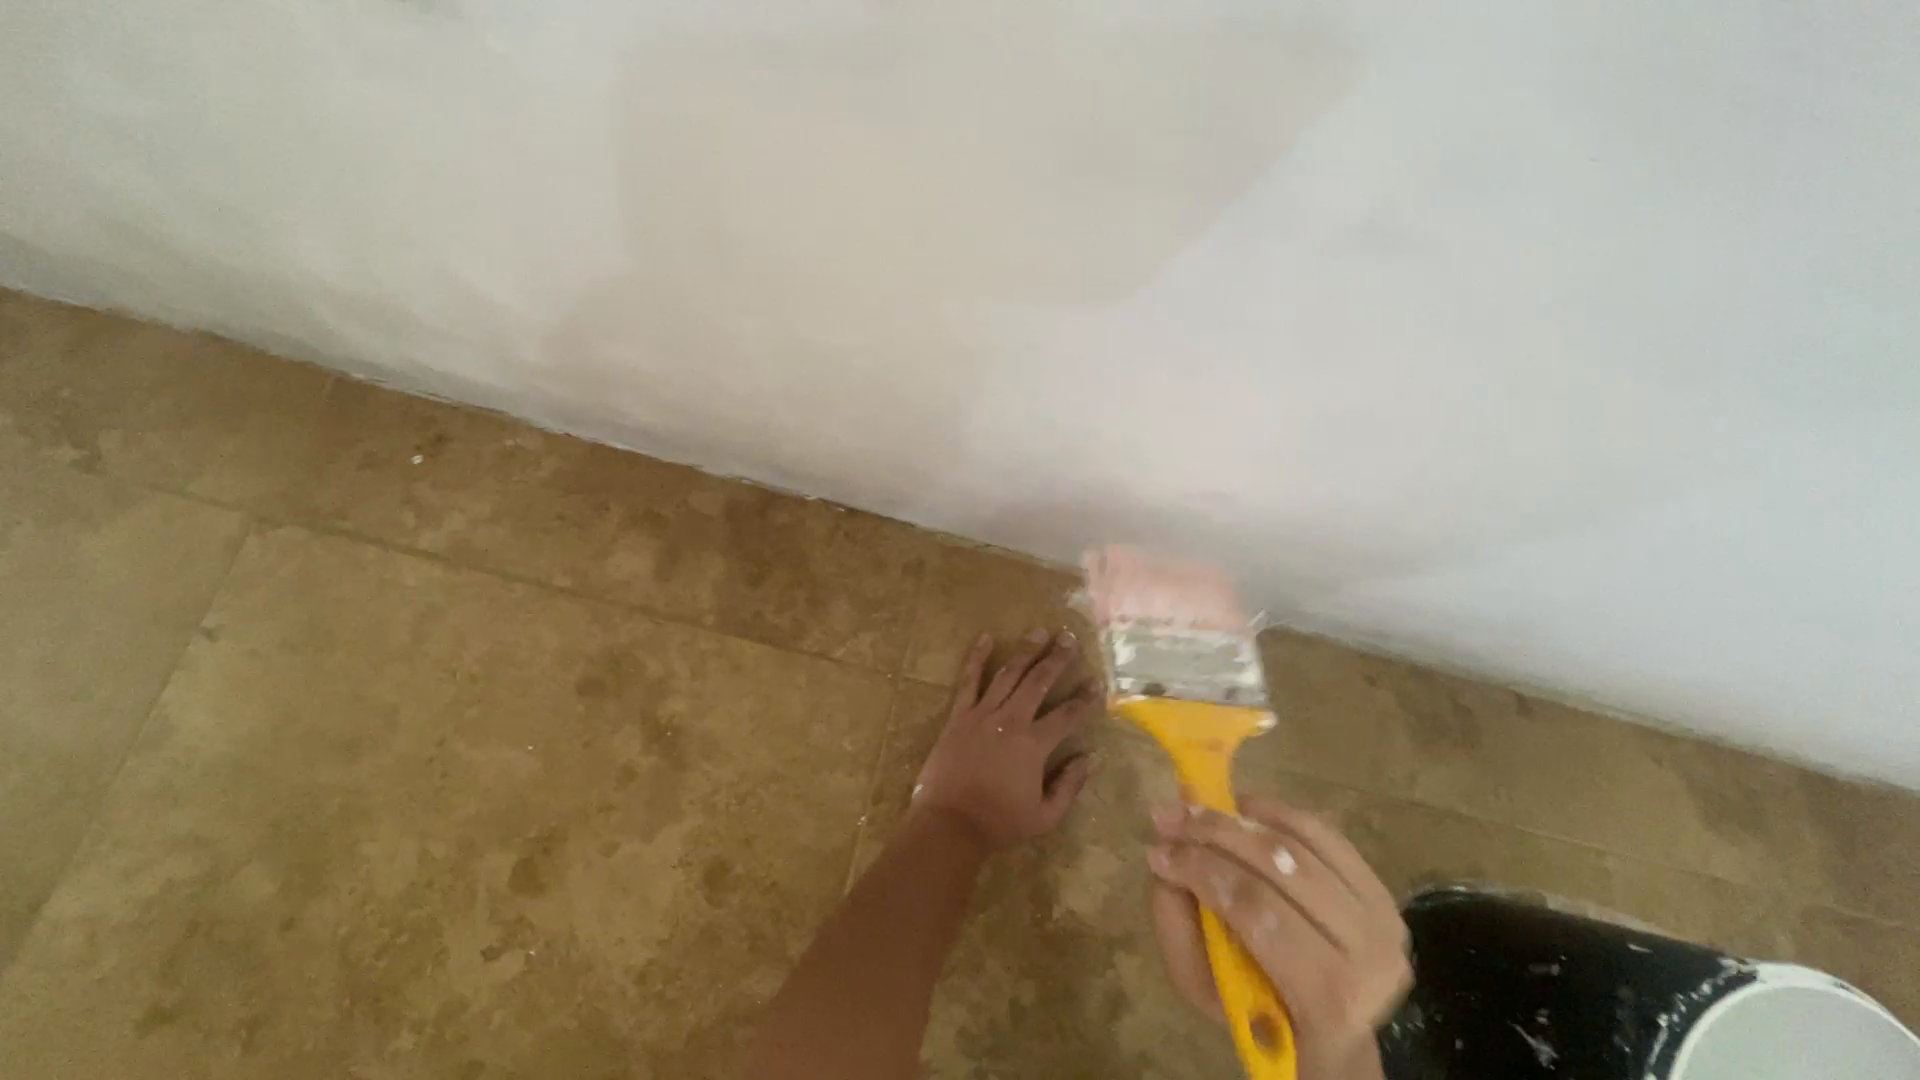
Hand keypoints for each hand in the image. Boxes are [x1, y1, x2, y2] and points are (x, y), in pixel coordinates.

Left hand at [910, 628, 1100, 851]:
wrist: (948, 823)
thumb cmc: (998, 823)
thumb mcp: (1045, 815)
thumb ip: (1069, 785)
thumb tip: (1089, 757)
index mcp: (1034, 745)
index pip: (1067, 715)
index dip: (1085, 699)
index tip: (1097, 684)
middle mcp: (1011, 720)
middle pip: (1038, 682)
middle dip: (1057, 659)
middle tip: (1070, 638)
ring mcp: (982, 714)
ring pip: (1008, 674)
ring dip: (1025, 651)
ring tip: (1039, 631)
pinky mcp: (958, 716)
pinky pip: (969, 681)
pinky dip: (977, 658)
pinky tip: (985, 638)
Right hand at [1147, 800, 1410, 1079]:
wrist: (1344, 1032)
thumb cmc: (1268, 1019)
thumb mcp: (1212, 996)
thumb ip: (1180, 934)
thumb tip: (1163, 865)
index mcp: (1326, 996)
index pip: (1258, 912)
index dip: (1203, 872)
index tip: (1156, 852)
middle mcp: (1366, 951)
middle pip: (1280, 869)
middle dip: (1213, 834)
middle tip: (1166, 818)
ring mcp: (1379, 914)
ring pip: (1300, 845)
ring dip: (1239, 817)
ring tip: (1194, 808)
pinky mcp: (1380, 887)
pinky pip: (1323, 833)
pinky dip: (1277, 812)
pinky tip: (1239, 806)